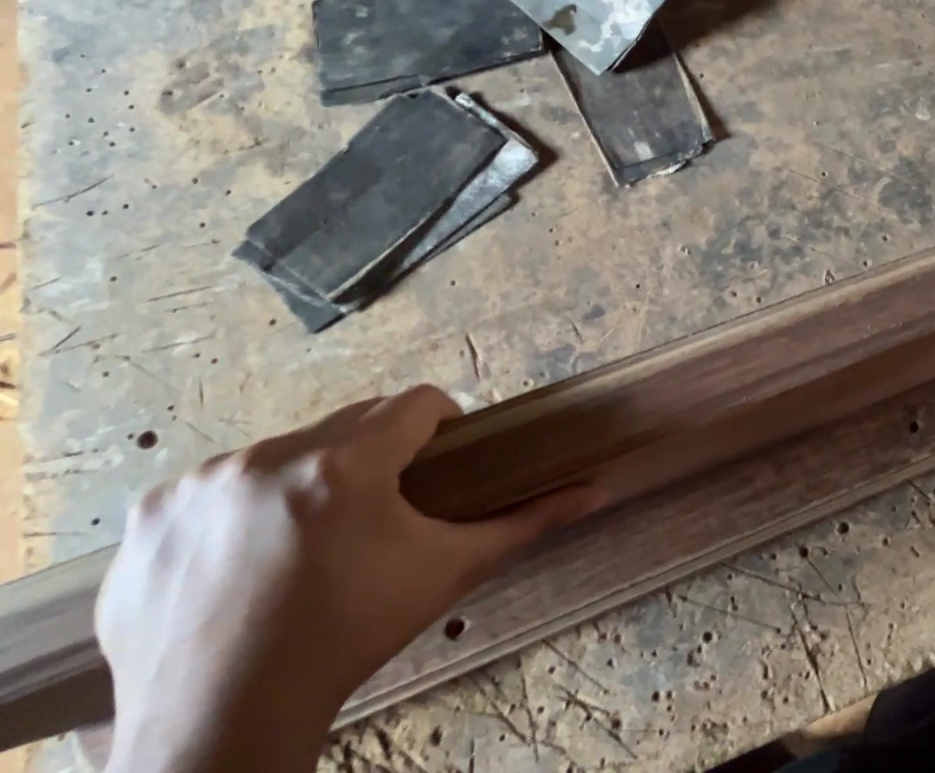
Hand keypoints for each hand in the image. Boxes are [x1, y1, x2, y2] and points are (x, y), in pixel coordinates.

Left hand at [97, 386, 607, 772]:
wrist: (225, 718)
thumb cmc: (352, 636)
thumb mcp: (449, 572)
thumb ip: (527, 523)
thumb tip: (598, 491)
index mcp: (344, 466)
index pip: (415, 403)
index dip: (442, 423)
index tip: (444, 457)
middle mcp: (265, 459)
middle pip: (350, 423)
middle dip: (376, 452)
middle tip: (384, 508)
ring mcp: (197, 485)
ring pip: (284, 450)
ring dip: (310, 476)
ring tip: (316, 537)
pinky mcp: (147, 516)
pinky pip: (216, 484)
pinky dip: (241, 505)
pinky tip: (250, 555)